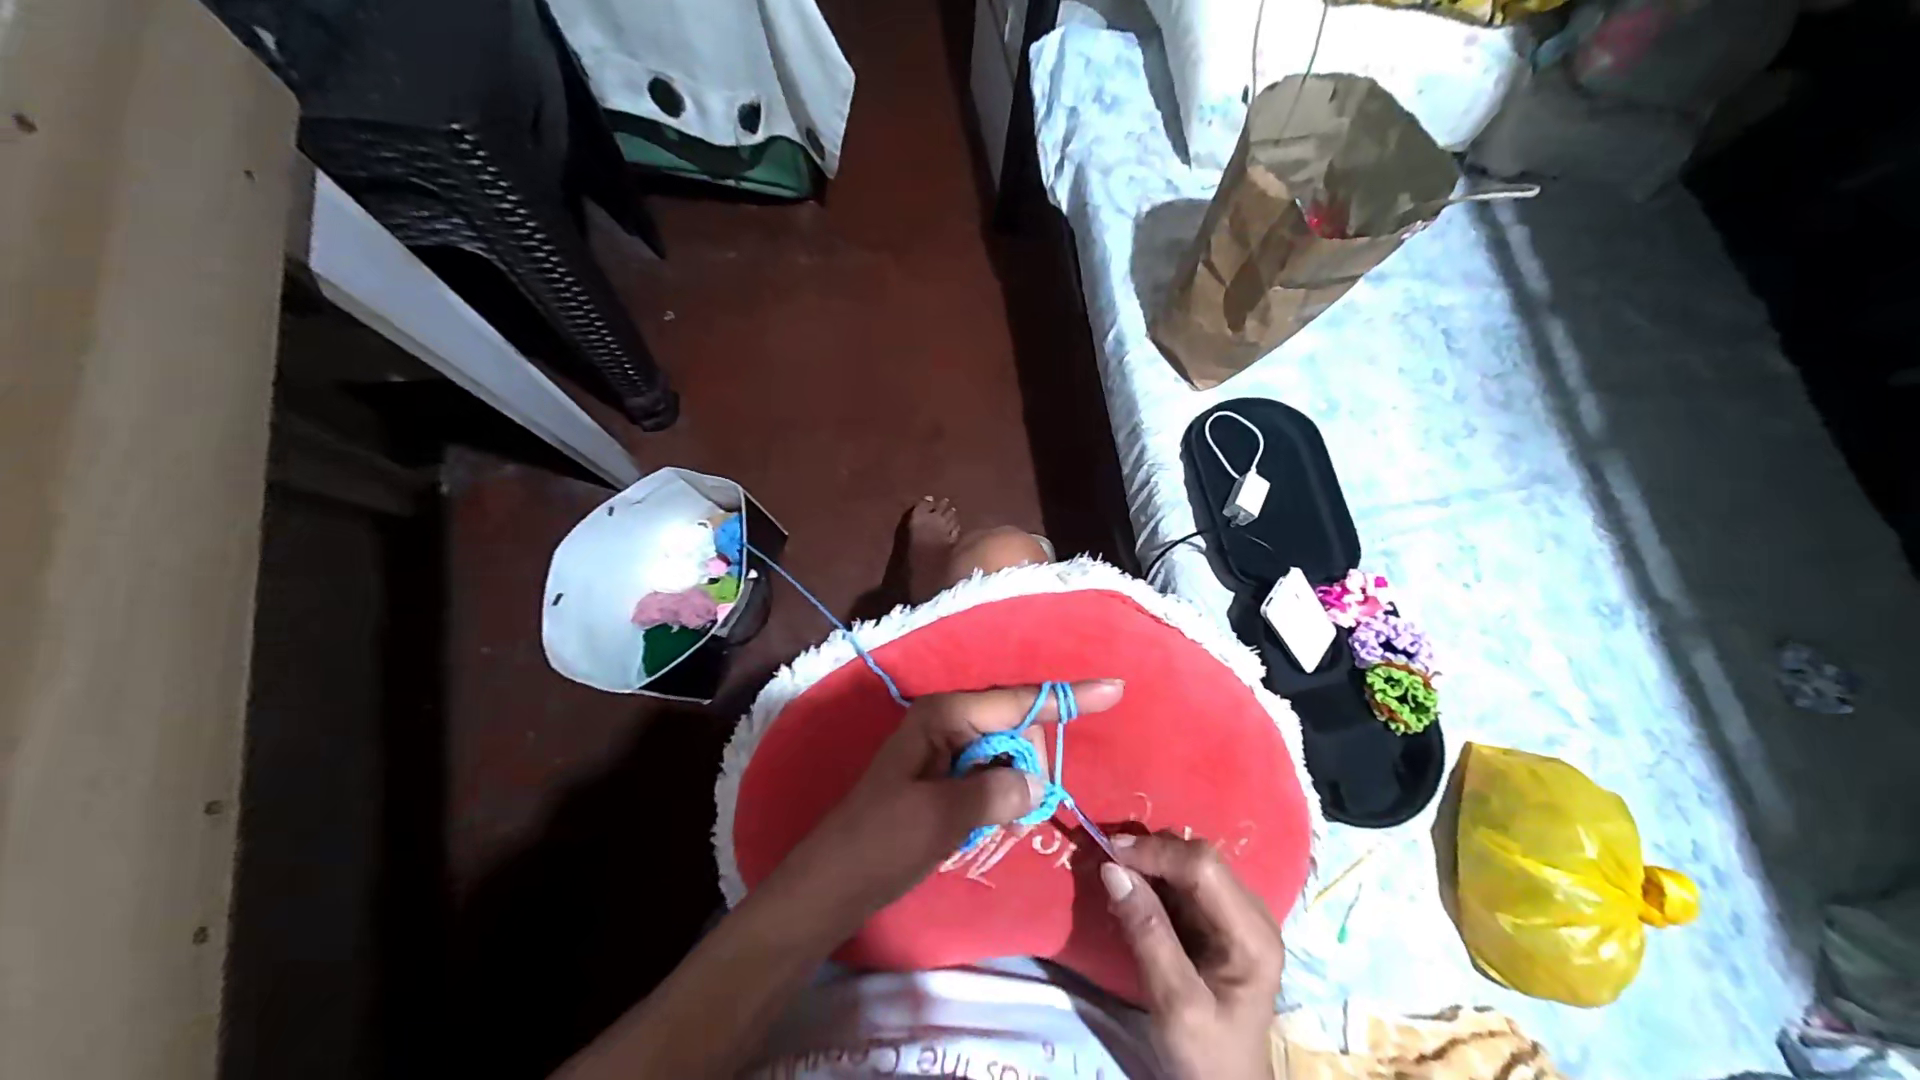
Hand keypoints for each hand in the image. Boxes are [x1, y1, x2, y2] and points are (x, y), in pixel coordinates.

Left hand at [778, 679, 1126, 923]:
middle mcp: (946, 721)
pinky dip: (1000, 796)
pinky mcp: (944, 775)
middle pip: (1017, 727)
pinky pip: (991, 774)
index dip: (1068, 697)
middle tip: (1016, 809)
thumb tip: (1037, 781)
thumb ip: (996, 792)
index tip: (1115, 688)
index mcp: (944, 716)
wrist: (833, 881)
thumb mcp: (942, 817)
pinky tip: (986, 820)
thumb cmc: (881, 842)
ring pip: (1007, 754)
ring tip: (988, 821)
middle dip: (1031, 763)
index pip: (1019, 701)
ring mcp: (944, 747)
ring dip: (1014, 785)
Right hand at [1101, 831, 1283, 1079]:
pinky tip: (1132, 893)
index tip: (1109, 854)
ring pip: (1189, 862)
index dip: (1155, 852)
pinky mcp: (1219, 918)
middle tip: (1108, 864)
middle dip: (1151, 853)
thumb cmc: (1205, 1053)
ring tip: (1116, 878)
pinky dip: (1153, 877)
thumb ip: (1147, 933)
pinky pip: (1184, 880)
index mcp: (1253, 935)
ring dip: (1150, 862)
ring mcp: (1238, 913)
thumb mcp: (1173, 1003)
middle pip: (1199, 857)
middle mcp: (1252, 913)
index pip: (1203, 867)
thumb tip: (1113, 870)